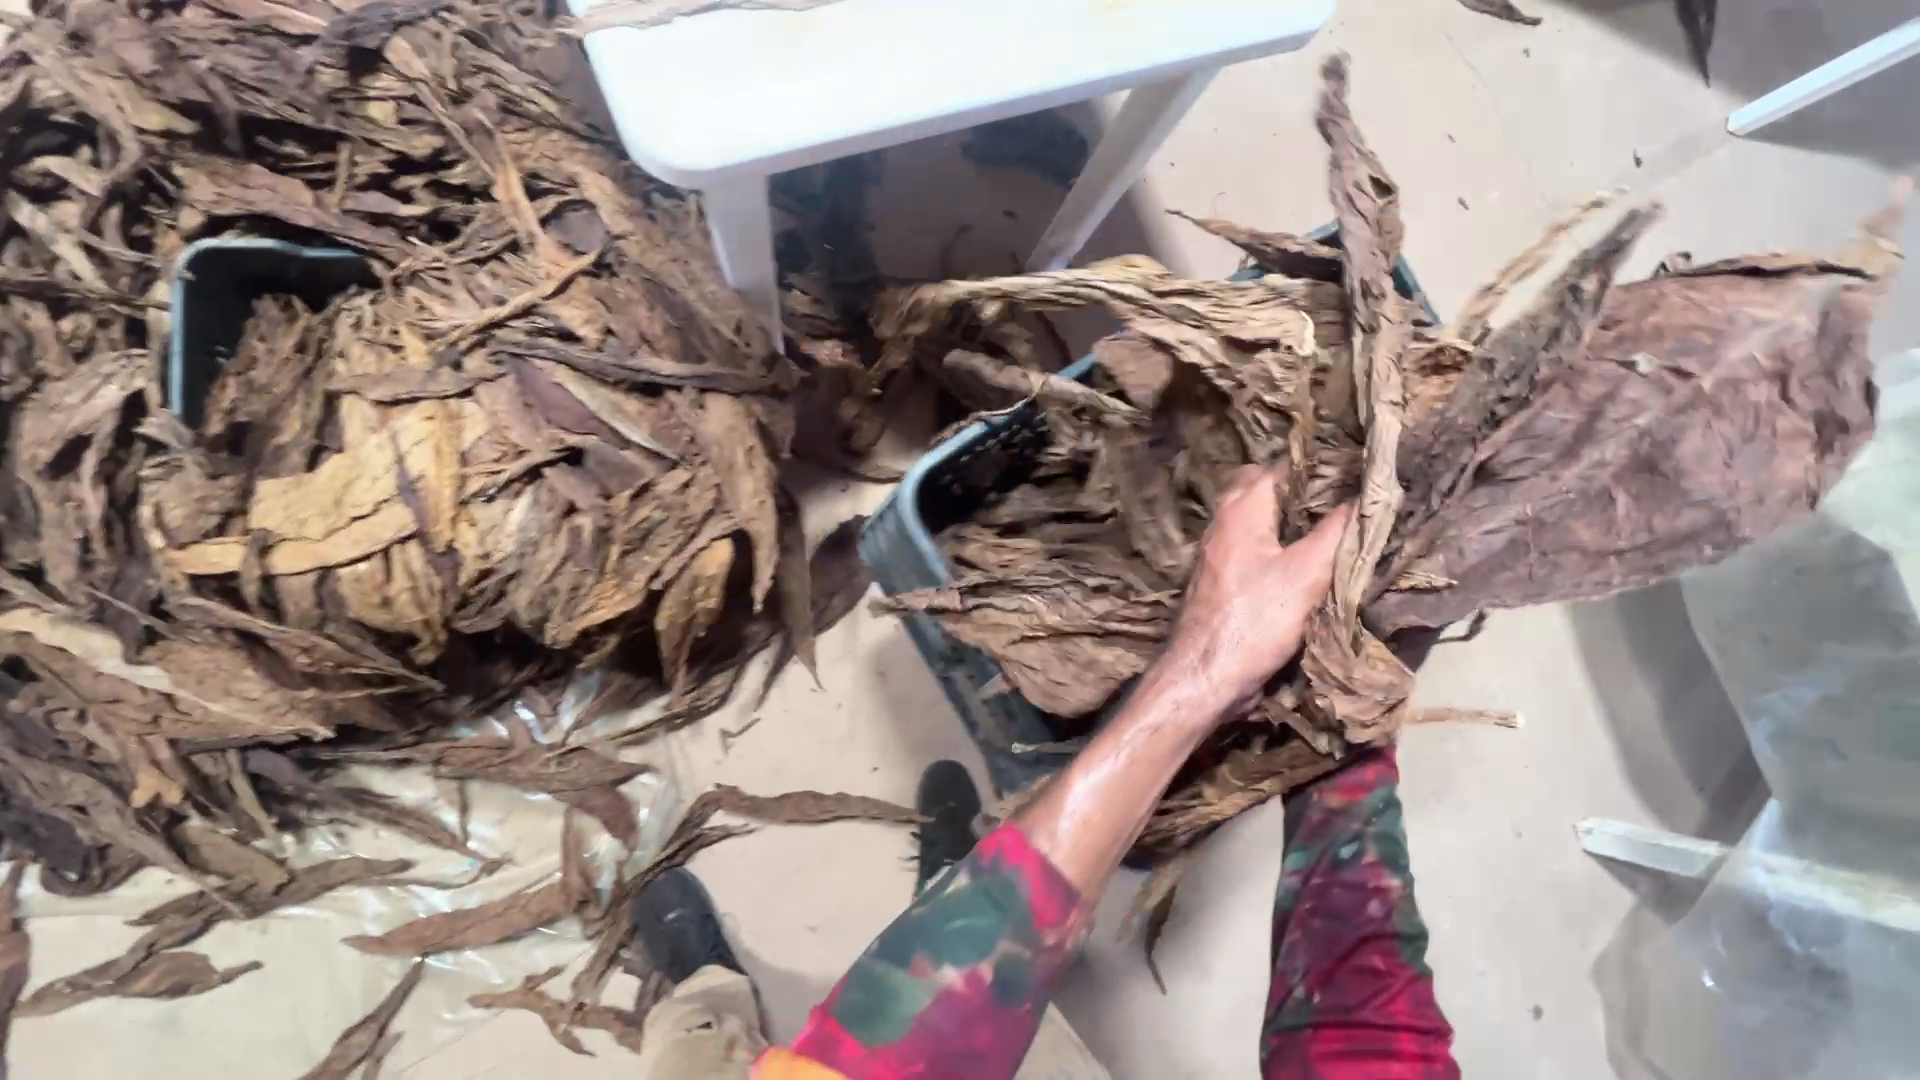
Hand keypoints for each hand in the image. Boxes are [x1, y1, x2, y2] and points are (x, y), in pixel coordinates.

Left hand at [1164, 466, 1351, 713]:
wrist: (1206, 675)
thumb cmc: (1254, 620)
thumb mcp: (1307, 573)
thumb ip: (1338, 529)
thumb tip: (1367, 491)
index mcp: (1241, 508)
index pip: (1283, 466)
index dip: (1321, 464)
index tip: (1359, 468)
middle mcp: (1223, 521)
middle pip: (1267, 489)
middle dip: (1305, 491)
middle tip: (1347, 498)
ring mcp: (1218, 550)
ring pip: (1259, 520)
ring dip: (1291, 521)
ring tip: (1335, 525)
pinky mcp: (1221, 579)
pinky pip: (1253, 547)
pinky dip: (1277, 546)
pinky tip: (1305, 560)